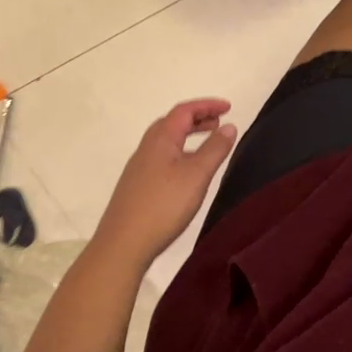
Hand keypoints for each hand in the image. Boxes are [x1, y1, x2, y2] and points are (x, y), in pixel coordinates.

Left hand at [90, 99, 236, 269]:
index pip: (184, 111)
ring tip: (208, 145)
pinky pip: (161, 157)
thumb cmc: (163, 205)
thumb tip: (229, 126)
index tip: (229, 107)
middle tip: (219, 123)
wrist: (122, 246)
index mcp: (160, 140)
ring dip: (188, 136)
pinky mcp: (136, 187)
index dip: (207, 105)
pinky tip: (187, 172)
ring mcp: (138, 169)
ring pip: (166, 141)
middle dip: (197, 118)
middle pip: (172, 123)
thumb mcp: (197, 175)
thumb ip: (215, 149)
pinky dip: (180, 152)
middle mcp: (146, 149)